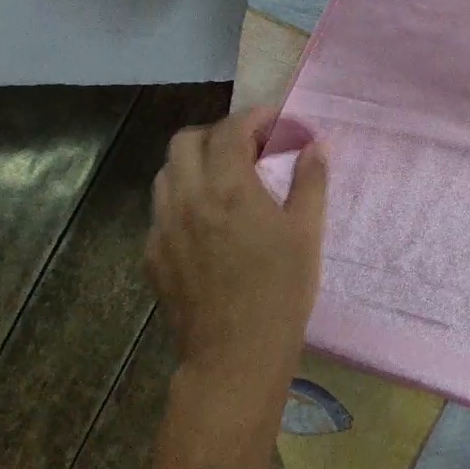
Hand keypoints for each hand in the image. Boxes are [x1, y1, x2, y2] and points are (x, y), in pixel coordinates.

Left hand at [144, 106, 328, 381]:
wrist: (236, 351)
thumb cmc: (283, 287)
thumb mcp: (308, 230)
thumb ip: (311, 180)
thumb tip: (316, 144)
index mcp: (229, 189)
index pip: (229, 131)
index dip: (253, 118)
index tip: (277, 122)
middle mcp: (187, 200)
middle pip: (184, 142)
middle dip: (217, 134)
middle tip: (250, 146)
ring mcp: (163, 228)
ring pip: (166, 174)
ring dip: (196, 163)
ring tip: (229, 178)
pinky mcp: (153, 254)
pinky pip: (162, 209)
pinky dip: (186, 197)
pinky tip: (213, 220)